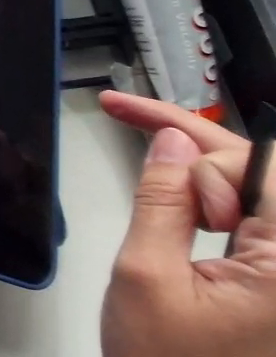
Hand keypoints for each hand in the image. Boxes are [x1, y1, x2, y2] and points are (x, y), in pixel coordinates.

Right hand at [99, 91, 275, 356]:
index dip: (193, 133)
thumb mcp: (146, 273)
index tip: (123, 110)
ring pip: (265, 195)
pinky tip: (191, 197)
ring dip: (211, 174)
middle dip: (199, 144)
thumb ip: (162, 201)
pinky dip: (225, 200)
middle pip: (267, 175)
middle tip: (125, 121)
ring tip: (160, 176)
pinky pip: (265, 224)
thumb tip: (170, 139)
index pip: (263, 167)